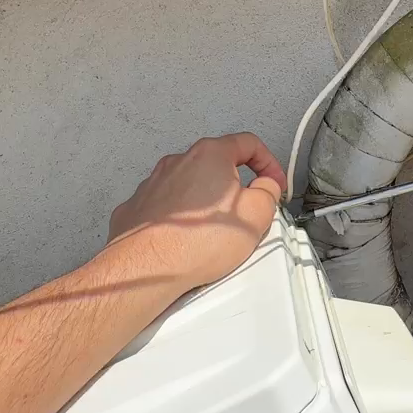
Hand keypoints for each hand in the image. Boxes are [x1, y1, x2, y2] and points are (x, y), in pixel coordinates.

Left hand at [106, 133, 286, 291]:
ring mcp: (156, 182)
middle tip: (246, 212)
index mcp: (211, 155)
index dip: (269, 163)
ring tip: (214, 234)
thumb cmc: (193, 243)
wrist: (147, 268)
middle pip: (218, 164)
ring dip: (207, 203)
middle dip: (236, 186)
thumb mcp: (255, 216)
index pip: (249, 144)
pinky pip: (168, 205)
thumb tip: (266, 188)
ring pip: (192, 186)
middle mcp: (180, 161)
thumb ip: (268, 192)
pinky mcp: (139, 205)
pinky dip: (180, 217)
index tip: (273, 182)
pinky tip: (187, 240)